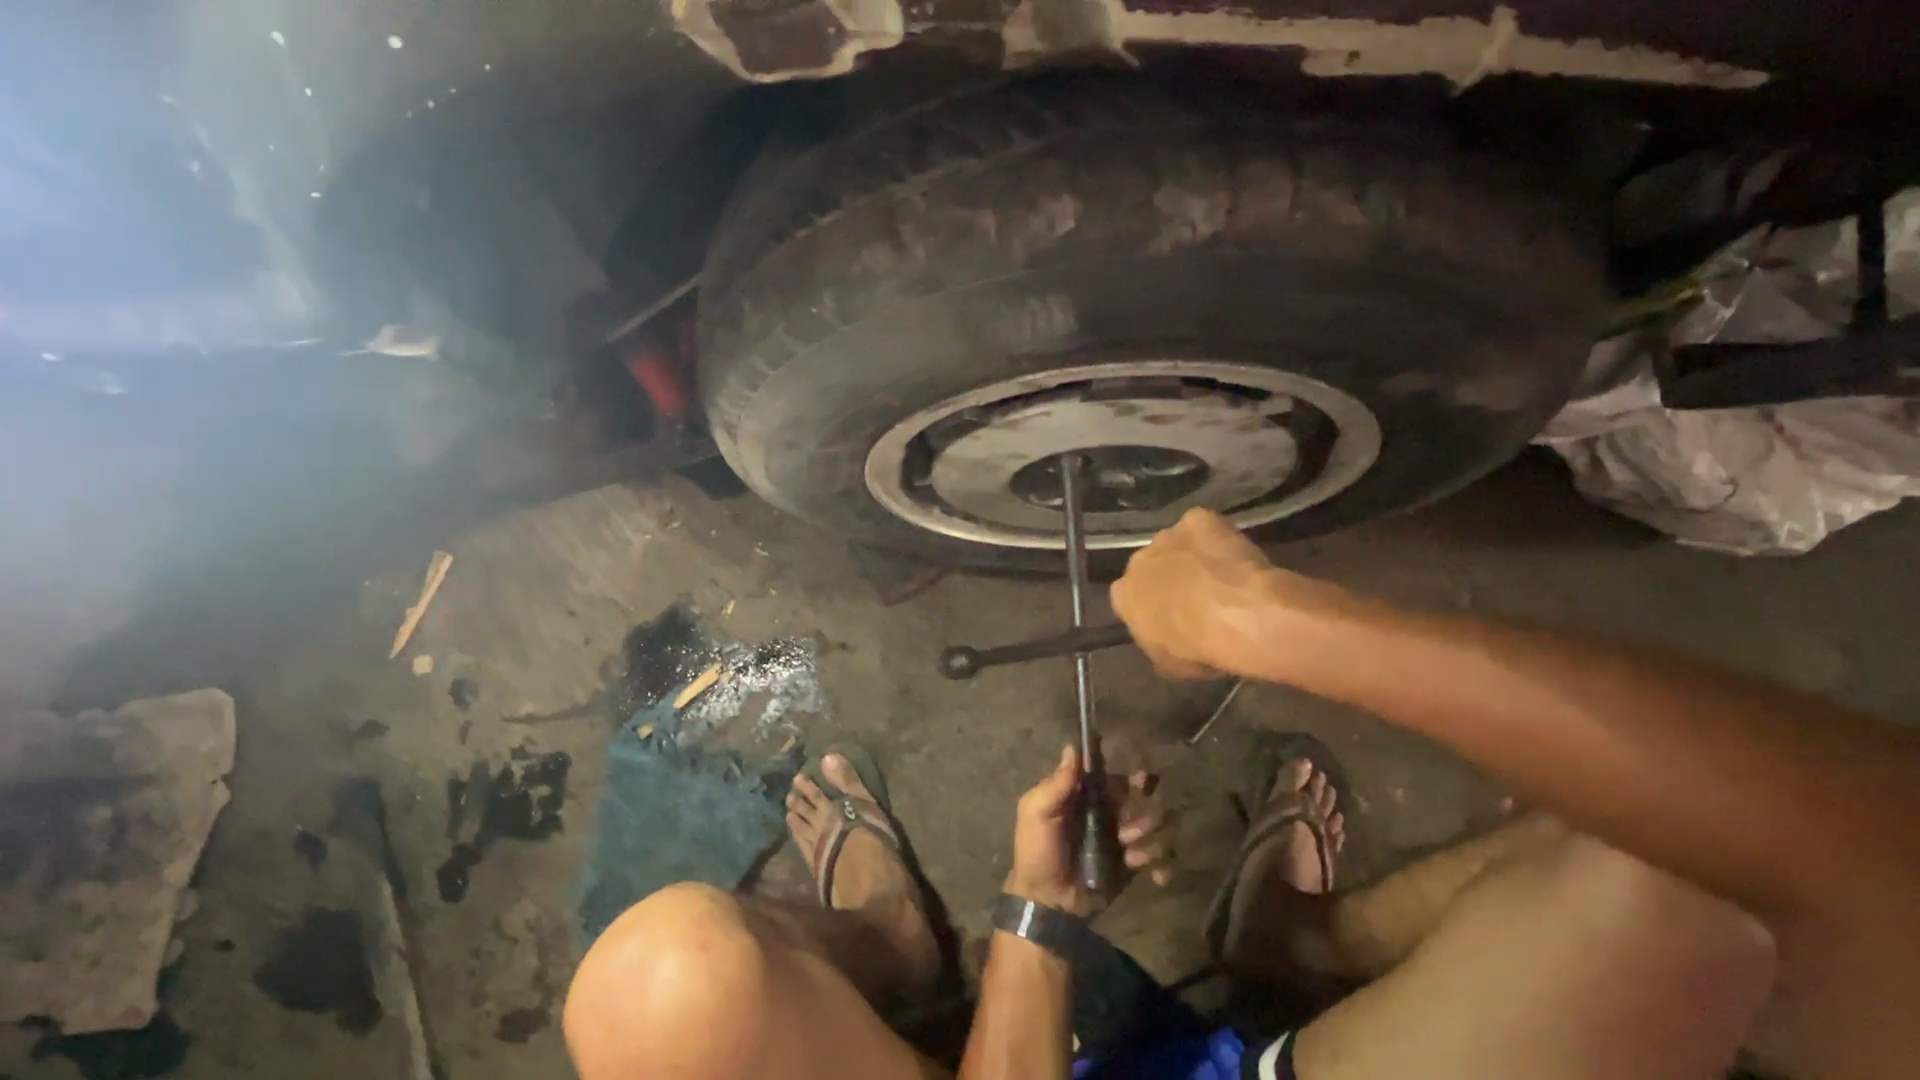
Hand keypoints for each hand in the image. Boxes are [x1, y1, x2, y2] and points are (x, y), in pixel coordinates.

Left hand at [1005, 745, 1172, 916]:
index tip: (1140, 784)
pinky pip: (1166, 857)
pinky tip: (1155, 878)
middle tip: (1125, 834)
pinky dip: (1164, 865)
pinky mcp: (1138, 864)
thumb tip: (1073, 748)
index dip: (1135, 777)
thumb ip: (1056, 784)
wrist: (1049, 902)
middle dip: (1145, 815)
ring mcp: (1128, 837)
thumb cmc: (1038, 852)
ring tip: (1131, 857)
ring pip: (1163, 825)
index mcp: (1089, 795)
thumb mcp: (1036, 814)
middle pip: (1149, 798)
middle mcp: (1112, 811)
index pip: (1120, 776)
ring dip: (1153, 841)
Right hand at [1111, 508, 1344, 680]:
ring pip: (1177, 544)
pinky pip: (1204, 526)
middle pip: (1150, 566)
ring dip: (1192, 556)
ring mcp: (1168, 535)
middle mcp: (1138, 559)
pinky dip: (1215, 537)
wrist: (1238, 615)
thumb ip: (1158, 646)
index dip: (1150, 605)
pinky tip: (1233, 556)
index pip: (1128, 597)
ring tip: (1221, 576)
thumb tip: (1166, 643)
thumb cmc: (1199, 648)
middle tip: (1197, 597)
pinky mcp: (1198, 518)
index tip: (1170, 617)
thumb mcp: (1170, 665)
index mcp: (1123, 595)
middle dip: (1168, 577)